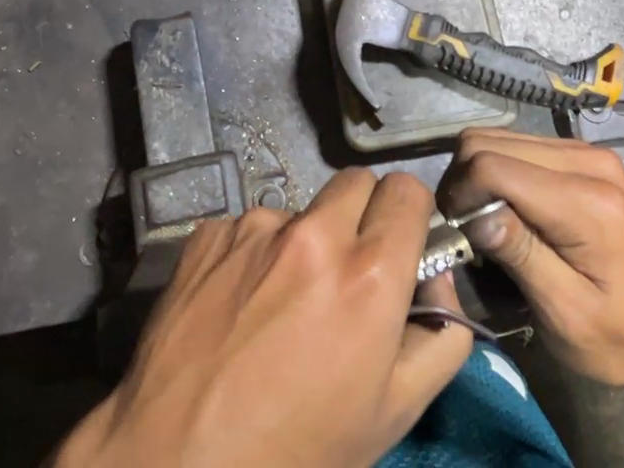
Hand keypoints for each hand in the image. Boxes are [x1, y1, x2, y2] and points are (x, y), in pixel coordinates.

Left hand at [56, 168, 471, 467]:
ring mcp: (253, 230)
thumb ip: (442, 335)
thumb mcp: (396, 409)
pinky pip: (247, 227)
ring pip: (299, 209)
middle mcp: (313, 234)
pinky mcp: (207, 235)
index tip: (400, 243)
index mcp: (369, 272)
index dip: (410, 216)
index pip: (407, 190)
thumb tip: (437, 282)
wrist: (182, 454)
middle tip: (347, 268)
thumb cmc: (300, 444)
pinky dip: (253, 254)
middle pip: (356, 183)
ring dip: (303, 239)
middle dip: (362, 216)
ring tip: (280, 300)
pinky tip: (238, 302)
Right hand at [437, 129, 623, 393]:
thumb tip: (472, 215)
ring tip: (480, 222)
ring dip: (477, 176)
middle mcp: (590, 162)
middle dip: (463, 182)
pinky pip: (518, 146)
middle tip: (461, 228)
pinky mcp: (583, 155)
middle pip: (489, 142)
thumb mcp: (566, 313)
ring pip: (498, 138)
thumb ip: (522, 257)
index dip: (461, 195)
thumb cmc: (619, 337)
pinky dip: (497, 172)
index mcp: (588, 203)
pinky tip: (503, 209)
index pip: (493, 167)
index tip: (455, 233)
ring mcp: (589, 153)